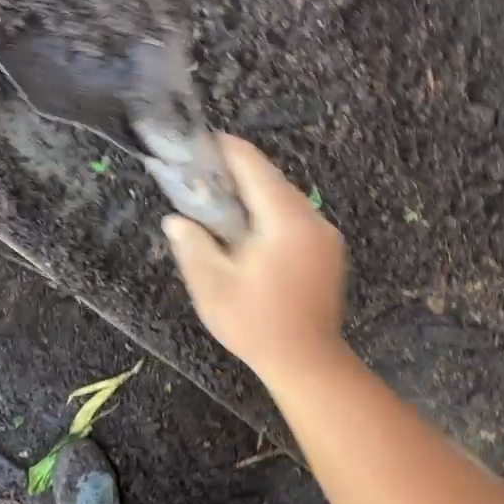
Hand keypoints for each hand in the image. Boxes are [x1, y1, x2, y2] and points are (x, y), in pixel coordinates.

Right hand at [163, 134, 348, 382]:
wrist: (306, 361)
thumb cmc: (256, 324)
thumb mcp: (213, 286)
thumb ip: (193, 246)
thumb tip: (176, 220)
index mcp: (286, 221)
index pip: (255, 169)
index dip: (227, 151)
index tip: (202, 141)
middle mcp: (313, 220)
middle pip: (272, 183)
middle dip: (237, 175)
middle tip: (201, 177)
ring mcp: (326, 237)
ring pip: (284, 202)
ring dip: (252, 198)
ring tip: (219, 205)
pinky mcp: (328, 254)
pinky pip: (294, 221)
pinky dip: (268, 218)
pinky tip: (246, 234)